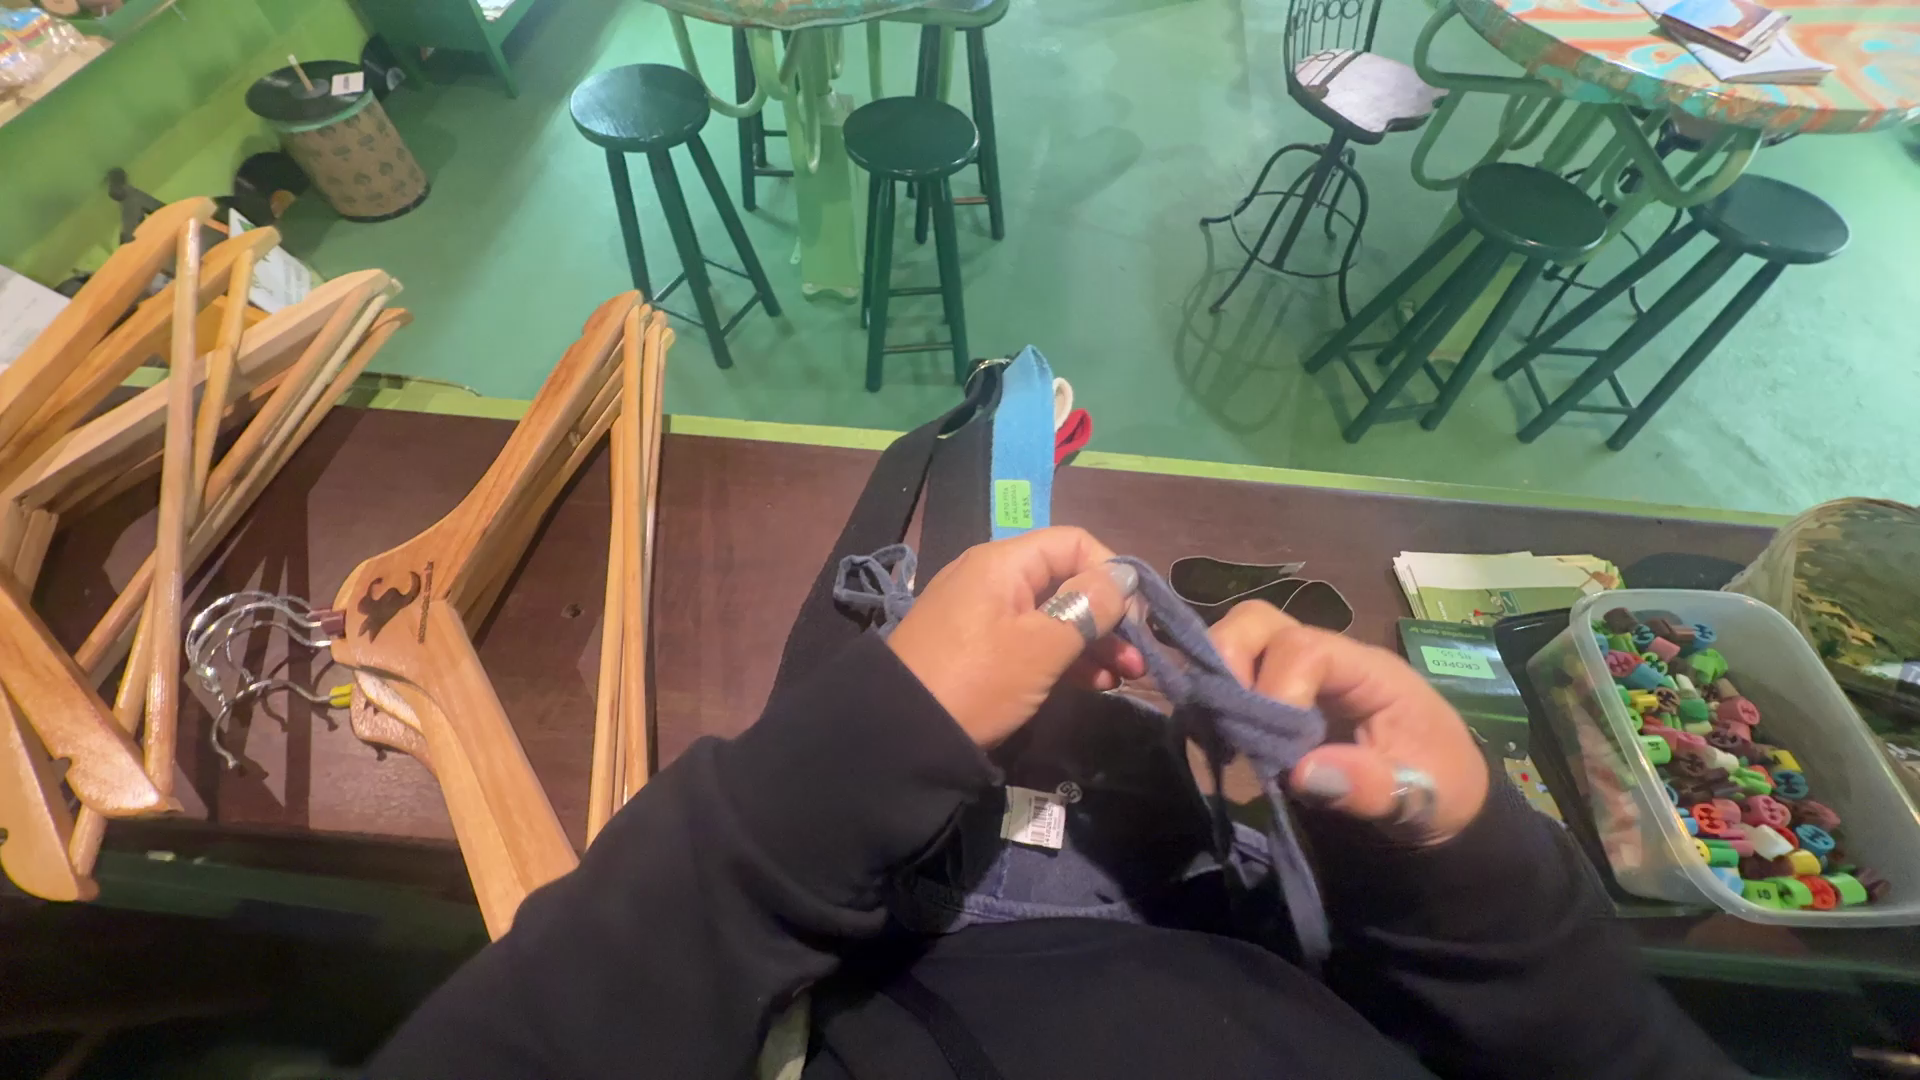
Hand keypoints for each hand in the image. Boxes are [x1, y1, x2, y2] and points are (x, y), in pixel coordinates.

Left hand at [886, 527, 1144, 747]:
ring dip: (1092, 641)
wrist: (899, 735)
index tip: (1135, 618)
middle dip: (1108, 617)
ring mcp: (986, 613)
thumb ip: (1088, 607)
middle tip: (1138, 660)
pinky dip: (1062, 656)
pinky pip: (1032, 638)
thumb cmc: (977, 681)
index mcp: (1005, 562)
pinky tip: (1092, 683)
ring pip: (1053, 614)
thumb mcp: (1040, 647)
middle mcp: (995, 577)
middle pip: (1066, 580)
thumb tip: (1124, 576)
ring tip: (1122, 678)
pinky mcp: (980, 646)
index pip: (1075, 542)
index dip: (1111, 574)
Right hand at [1209, 602, 1488, 842]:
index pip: (1303, 649)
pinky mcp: (1274, 686)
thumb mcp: (1425, 795)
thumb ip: (1369, 784)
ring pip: (1237, 637)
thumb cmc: (1441, 786)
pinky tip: (1219, 733)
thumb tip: (1300, 772)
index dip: (1275, 690)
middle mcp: (1325, 654)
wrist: (1443, 795)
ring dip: (1215, 676)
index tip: (1275, 752)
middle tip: (1222, 717)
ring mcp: (1295, 668)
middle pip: (1257, 621)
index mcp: (1367, 669)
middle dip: (1227, 659)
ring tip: (1220, 728)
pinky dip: (1213, 694)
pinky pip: (1230, 669)